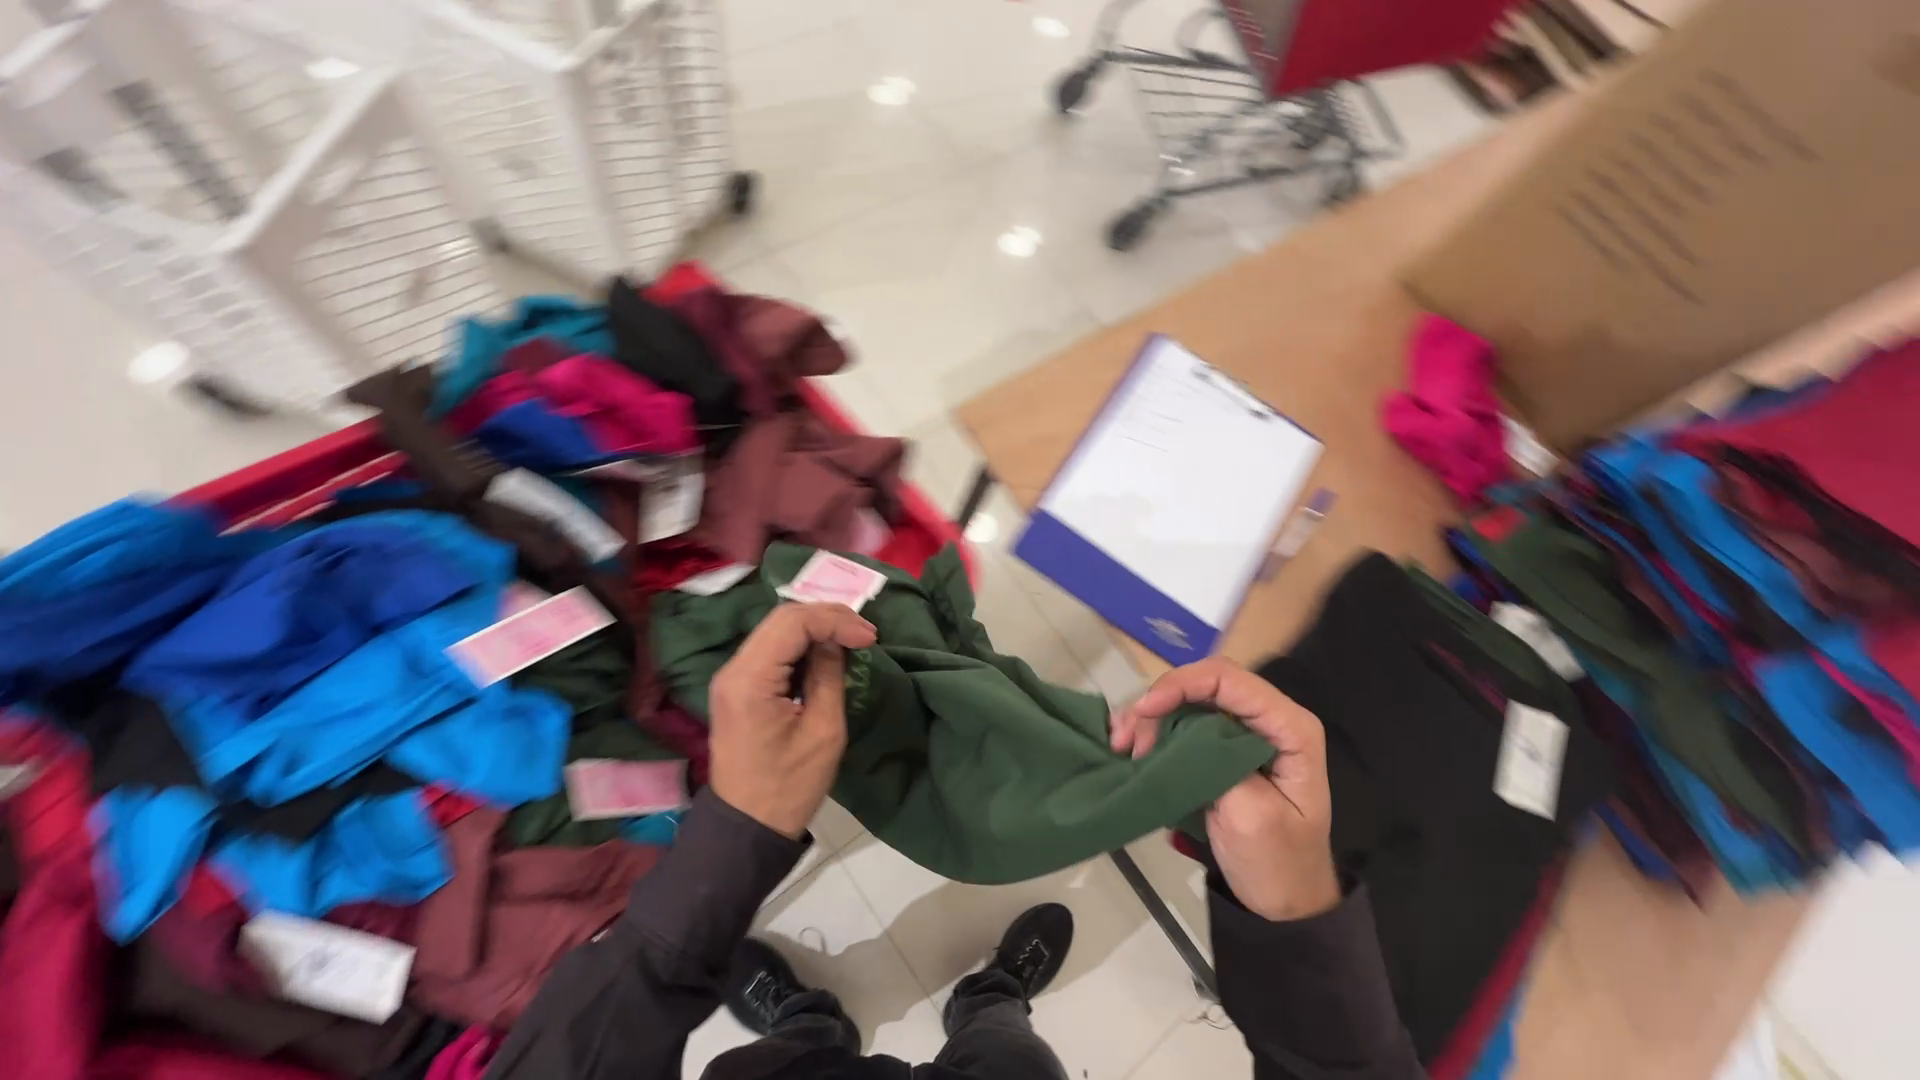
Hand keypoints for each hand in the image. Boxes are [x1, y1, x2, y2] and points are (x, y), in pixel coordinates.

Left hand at [708, 603, 877, 838]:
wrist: (747, 827)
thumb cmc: (789, 786)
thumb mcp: (823, 731)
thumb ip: (829, 676)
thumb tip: (836, 642)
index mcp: (750, 679)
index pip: (793, 623)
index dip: (835, 622)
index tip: (870, 639)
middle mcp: (733, 669)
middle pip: (782, 619)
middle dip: (827, 618)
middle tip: (864, 633)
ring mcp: (731, 677)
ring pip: (776, 630)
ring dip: (815, 628)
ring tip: (851, 640)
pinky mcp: (737, 688)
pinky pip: (771, 650)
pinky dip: (801, 645)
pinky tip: (826, 653)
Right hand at [1111, 658, 1339, 921]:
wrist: (1285, 899)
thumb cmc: (1278, 860)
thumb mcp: (1254, 816)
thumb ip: (1221, 765)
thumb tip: (1180, 731)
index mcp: (1288, 726)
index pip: (1230, 680)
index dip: (1182, 684)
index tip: (1145, 712)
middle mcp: (1266, 718)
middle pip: (1203, 684)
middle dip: (1159, 702)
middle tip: (1125, 741)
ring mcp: (1241, 731)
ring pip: (1186, 700)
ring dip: (1149, 717)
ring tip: (1121, 747)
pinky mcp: (1220, 747)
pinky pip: (1182, 723)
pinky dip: (1152, 730)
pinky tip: (1129, 749)